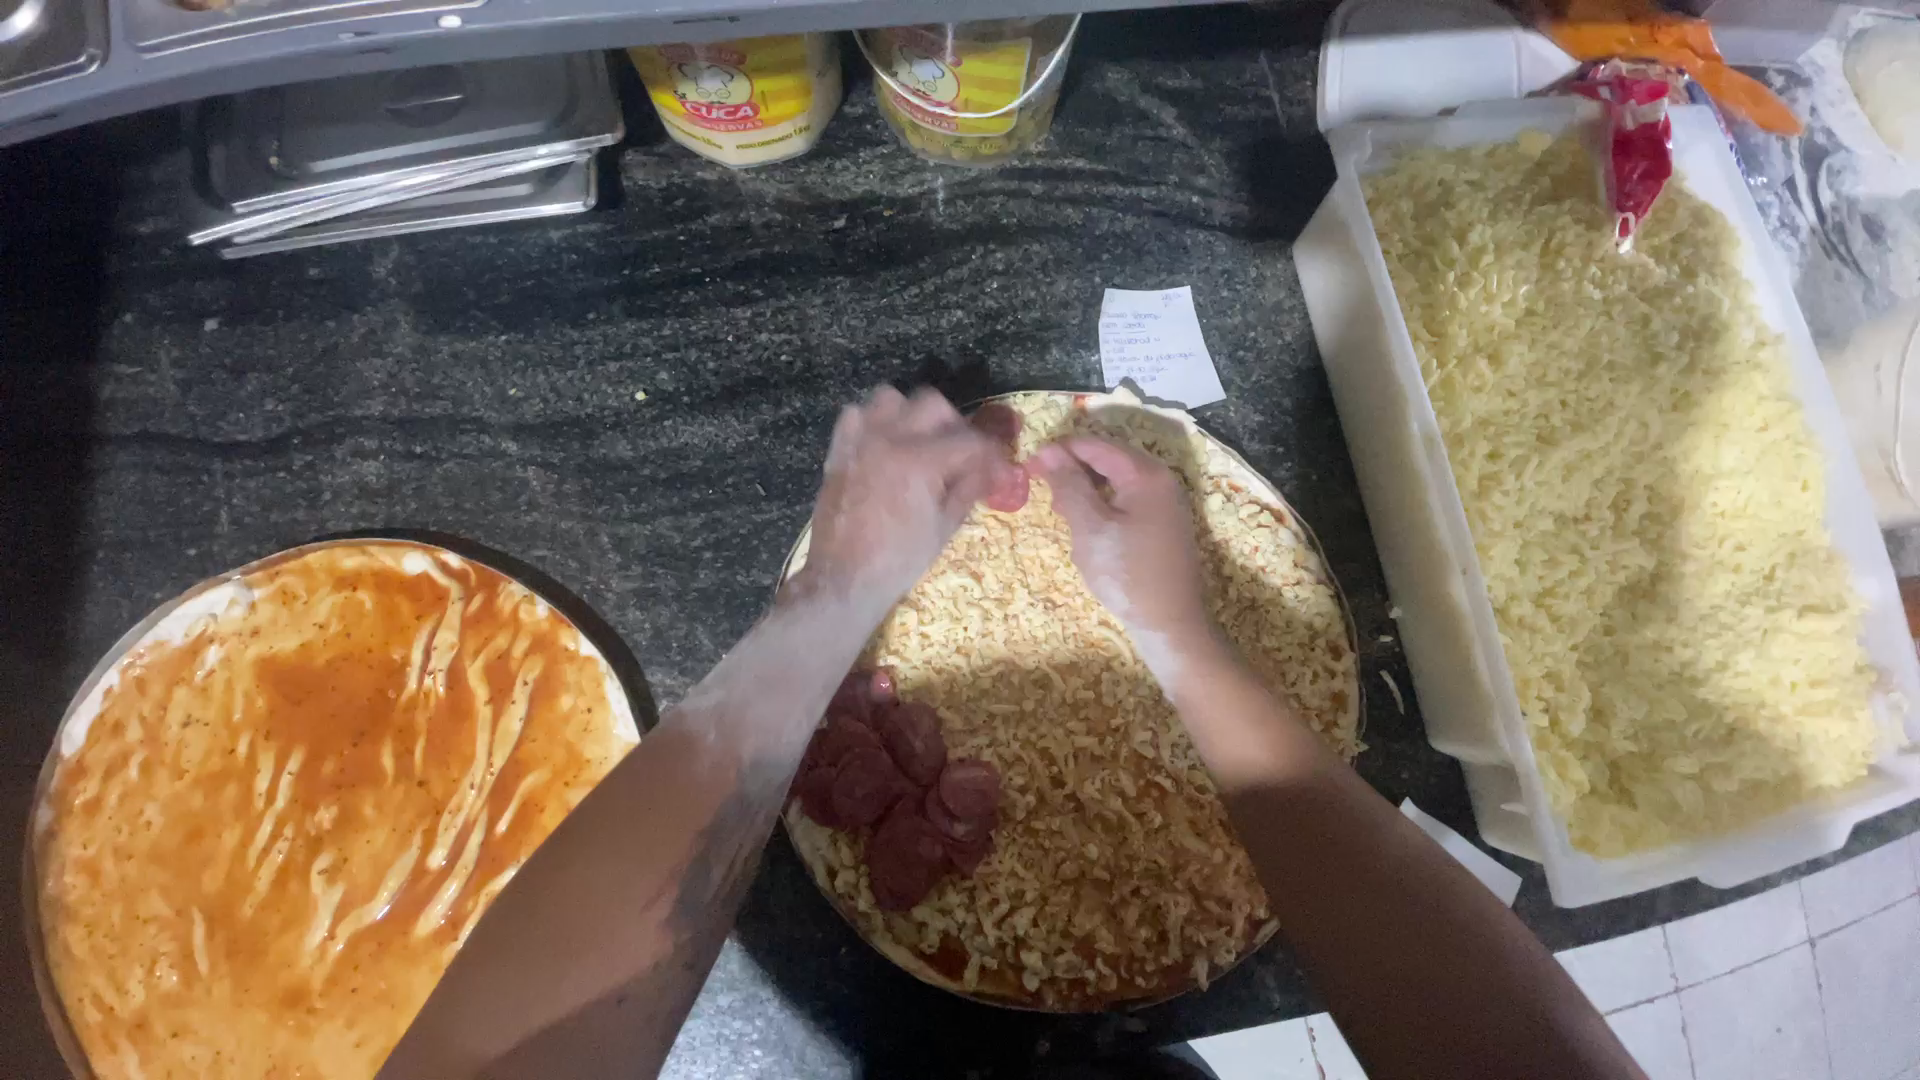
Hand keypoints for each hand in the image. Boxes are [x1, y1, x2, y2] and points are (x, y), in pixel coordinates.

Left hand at [800, 386, 1022, 606]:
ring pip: (891, 398)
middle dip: (954, 425)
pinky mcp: (839, 450)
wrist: (845, 577)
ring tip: (920, 443)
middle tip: (961, 453)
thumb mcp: (944, 526)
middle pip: (933, 404)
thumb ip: (969, 488)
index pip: (969, 440)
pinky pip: (857, 414)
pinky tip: (885, 446)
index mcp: (920, 460)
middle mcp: (889, 439)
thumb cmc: (899, 559)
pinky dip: (875, 422)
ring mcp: (860, 441)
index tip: (997, 468)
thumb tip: (992, 468)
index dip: (990, 453)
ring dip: (912, 415)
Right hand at [1029, 437, 1213, 646]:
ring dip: (1085, 489)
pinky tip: (1086, 526)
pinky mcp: (1162, 524)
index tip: (1027, 465)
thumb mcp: (1090, 528)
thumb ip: (1069, 485)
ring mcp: (1164, 503)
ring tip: (1060, 510)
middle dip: (1072, 470)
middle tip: (1042, 491)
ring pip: (1115, 481)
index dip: (1059, 451)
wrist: (1169, 622)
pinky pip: (1125, 501)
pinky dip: (1101, 506)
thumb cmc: (1127, 573)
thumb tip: (1048, 451)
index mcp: (1145, 474)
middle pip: (1107, 460)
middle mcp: (1161, 480)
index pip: (1095, 446)